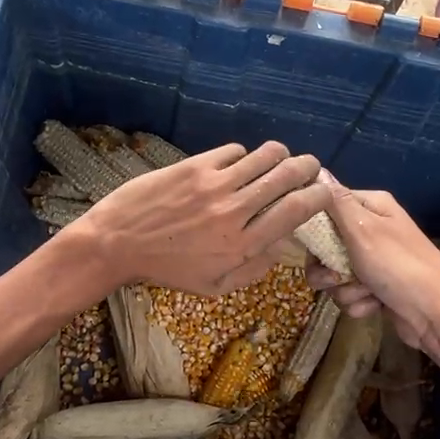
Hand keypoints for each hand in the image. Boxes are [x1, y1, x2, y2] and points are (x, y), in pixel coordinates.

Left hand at [71, 141, 329, 294]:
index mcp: (241, 246)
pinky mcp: (193, 167)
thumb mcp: (213, 287)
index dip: (318, 196)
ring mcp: (213, 186)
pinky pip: (233, 151)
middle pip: (287, 177)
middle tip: (307, 168)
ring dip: (279, 155)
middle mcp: (233, 212)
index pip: (295, 211)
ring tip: (278, 160)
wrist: (116, 244)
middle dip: (307, 168)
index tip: (322, 192)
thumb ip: (253, 269)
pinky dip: (242, 155)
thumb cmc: (165, 270)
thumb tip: (283, 248)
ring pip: (265, 156)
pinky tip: (236, 165)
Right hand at [307, 171, 439, 350]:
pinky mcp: (375, 289)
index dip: (314, 225)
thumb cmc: (399, 266)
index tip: (312, 242)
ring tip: (366, 292)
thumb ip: (336, 202)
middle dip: (327, 267)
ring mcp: (374, 261)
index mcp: (372, 207)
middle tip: (336, 276)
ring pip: (334, 275)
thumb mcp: (364, 229)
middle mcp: (372, 230)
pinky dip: (359, 302)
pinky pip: (349, 294)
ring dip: (344, 289)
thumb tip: (316, 170)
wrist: (435, 315)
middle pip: (325, 245)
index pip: (328, 205)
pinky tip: (375, 304)